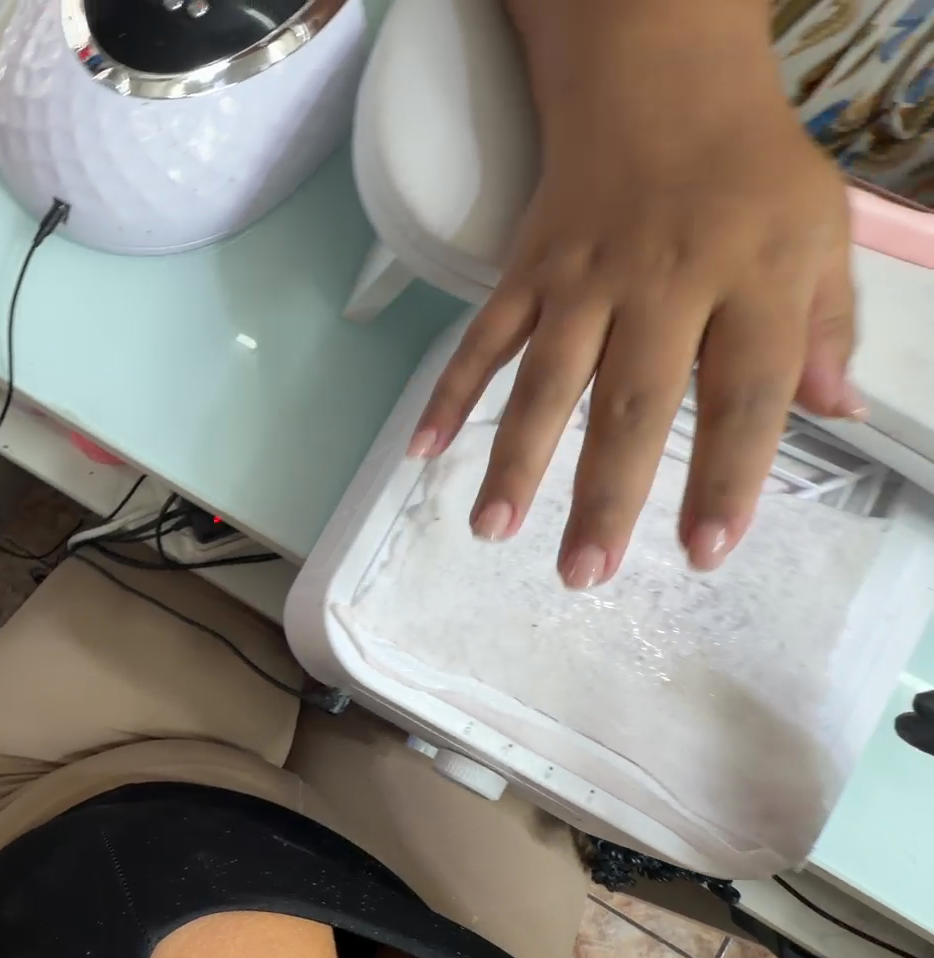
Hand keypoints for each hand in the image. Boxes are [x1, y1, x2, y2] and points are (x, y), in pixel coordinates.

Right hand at [410, 3, 855, 588]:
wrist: (656, 92)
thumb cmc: (747, 171)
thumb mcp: (819, 235)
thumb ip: (822, 327)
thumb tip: (827, 415)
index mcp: (751, 282)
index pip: (742, 398)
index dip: (725, 479)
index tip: (701, 553)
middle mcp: (660, 290)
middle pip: (628, 409)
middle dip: (604, 496)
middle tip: (582, 572)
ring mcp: (577, 285)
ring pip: (542, 387)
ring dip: (514, 462)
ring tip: (493, 530)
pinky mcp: (520, 278)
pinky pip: (478, 345)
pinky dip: (447, 397)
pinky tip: (423, 450)